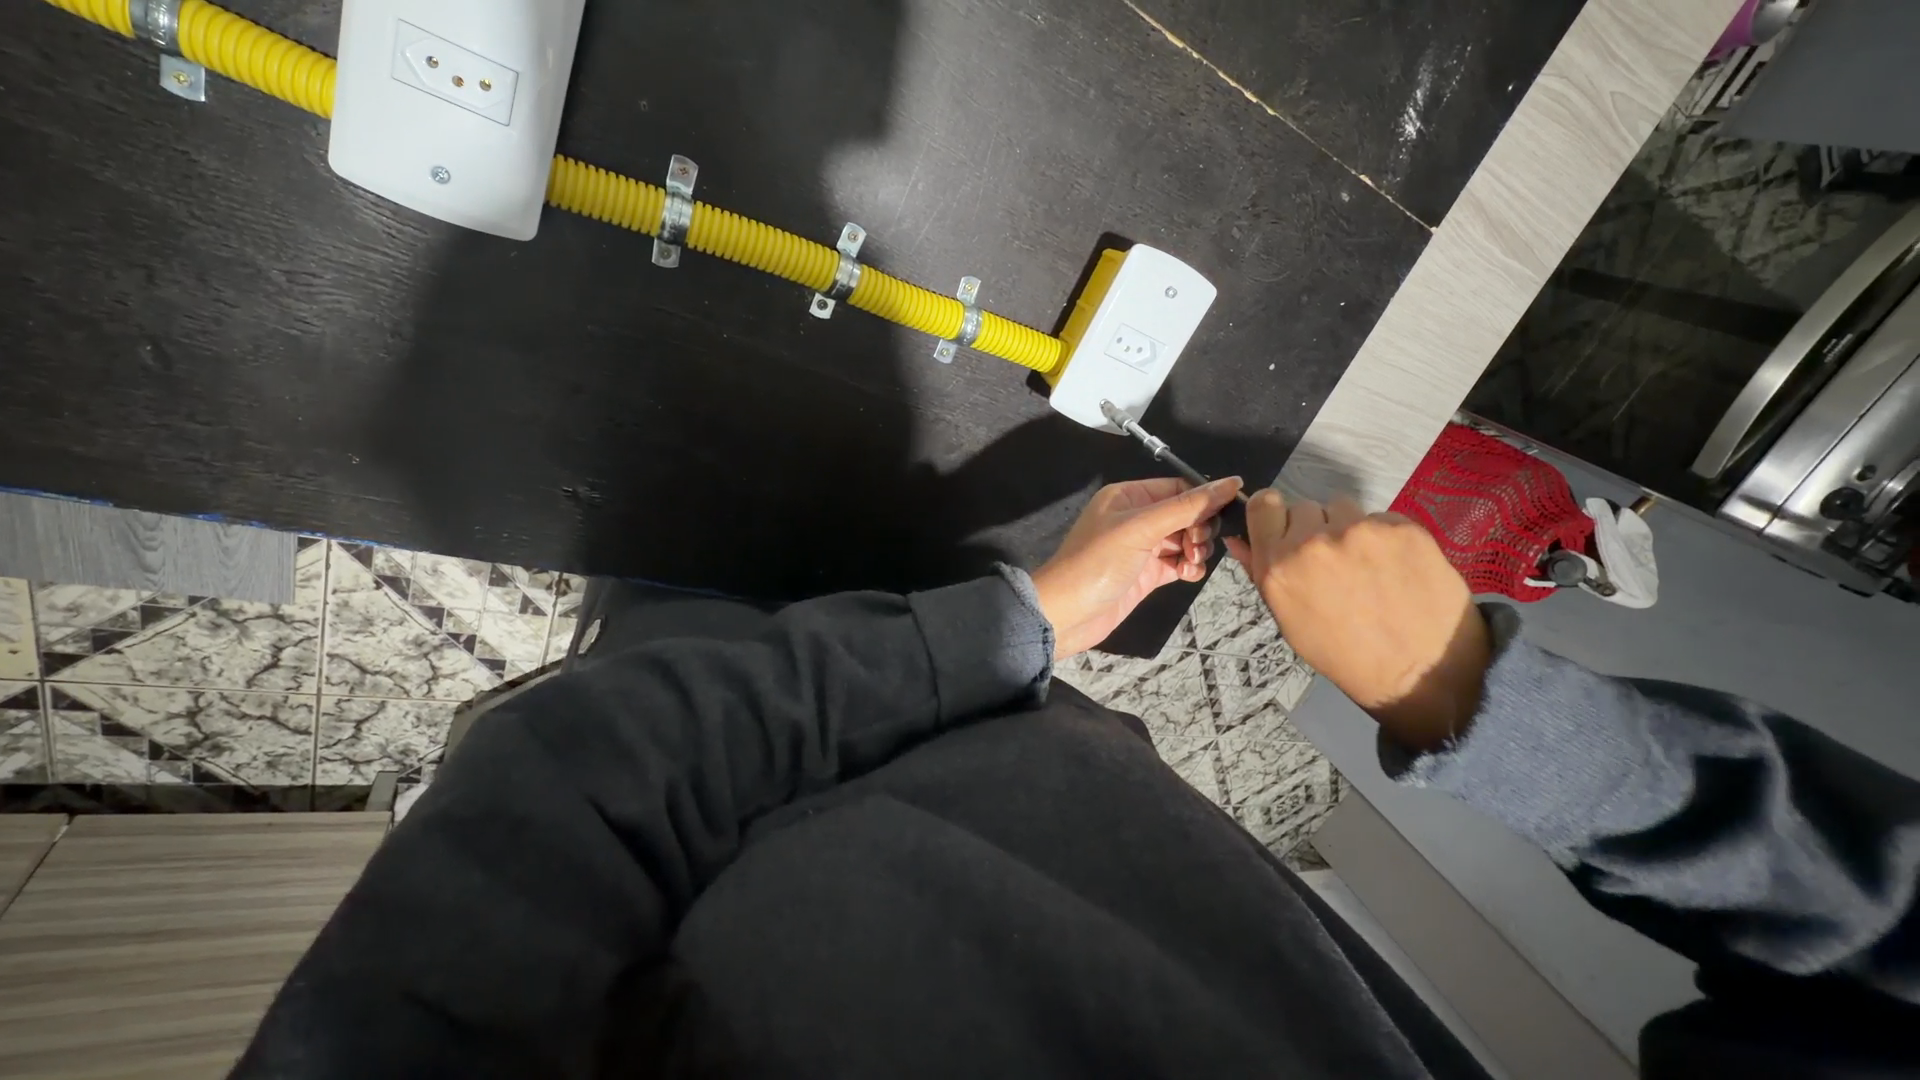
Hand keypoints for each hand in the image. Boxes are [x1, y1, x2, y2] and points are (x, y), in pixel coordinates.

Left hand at [1033, 477, 1243, 659]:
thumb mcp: (1141, 528)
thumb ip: (1186, 506)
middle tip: (1197, 544)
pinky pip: (1179, 563)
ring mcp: (1141, 548)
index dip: (1203, 498)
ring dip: (1197, 548)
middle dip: (1200, 527)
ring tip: (1192, 561)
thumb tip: (1232, 483)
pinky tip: (1189, 574)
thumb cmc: (1097, 563)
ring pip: (1185, 539)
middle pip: (1185, 513)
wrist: (1066, 614)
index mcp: (1128, 496)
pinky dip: (1190, 567)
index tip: (1227, 513)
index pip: (1177, 488)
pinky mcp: (1146, 575)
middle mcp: (1135, 518)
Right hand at [1224, 490, 1489, 751]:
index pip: (1264, 504)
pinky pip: (1382, 518)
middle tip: (1334, 563)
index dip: (1274, 514)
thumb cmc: (1342, 652)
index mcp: (1278, 565)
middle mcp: (1313, 541)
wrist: (1418, 671)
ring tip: (1367, 566)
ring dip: (1349, 529)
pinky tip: (1396, 568)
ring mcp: (1360, 530)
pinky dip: (1385, 537)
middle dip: (1314, 529)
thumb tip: (1237, 538)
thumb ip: (1260, 571)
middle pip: (1305, 507)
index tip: (1287, 529)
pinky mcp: (1402, 528)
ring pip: (1345, 509)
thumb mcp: (1287, 618)